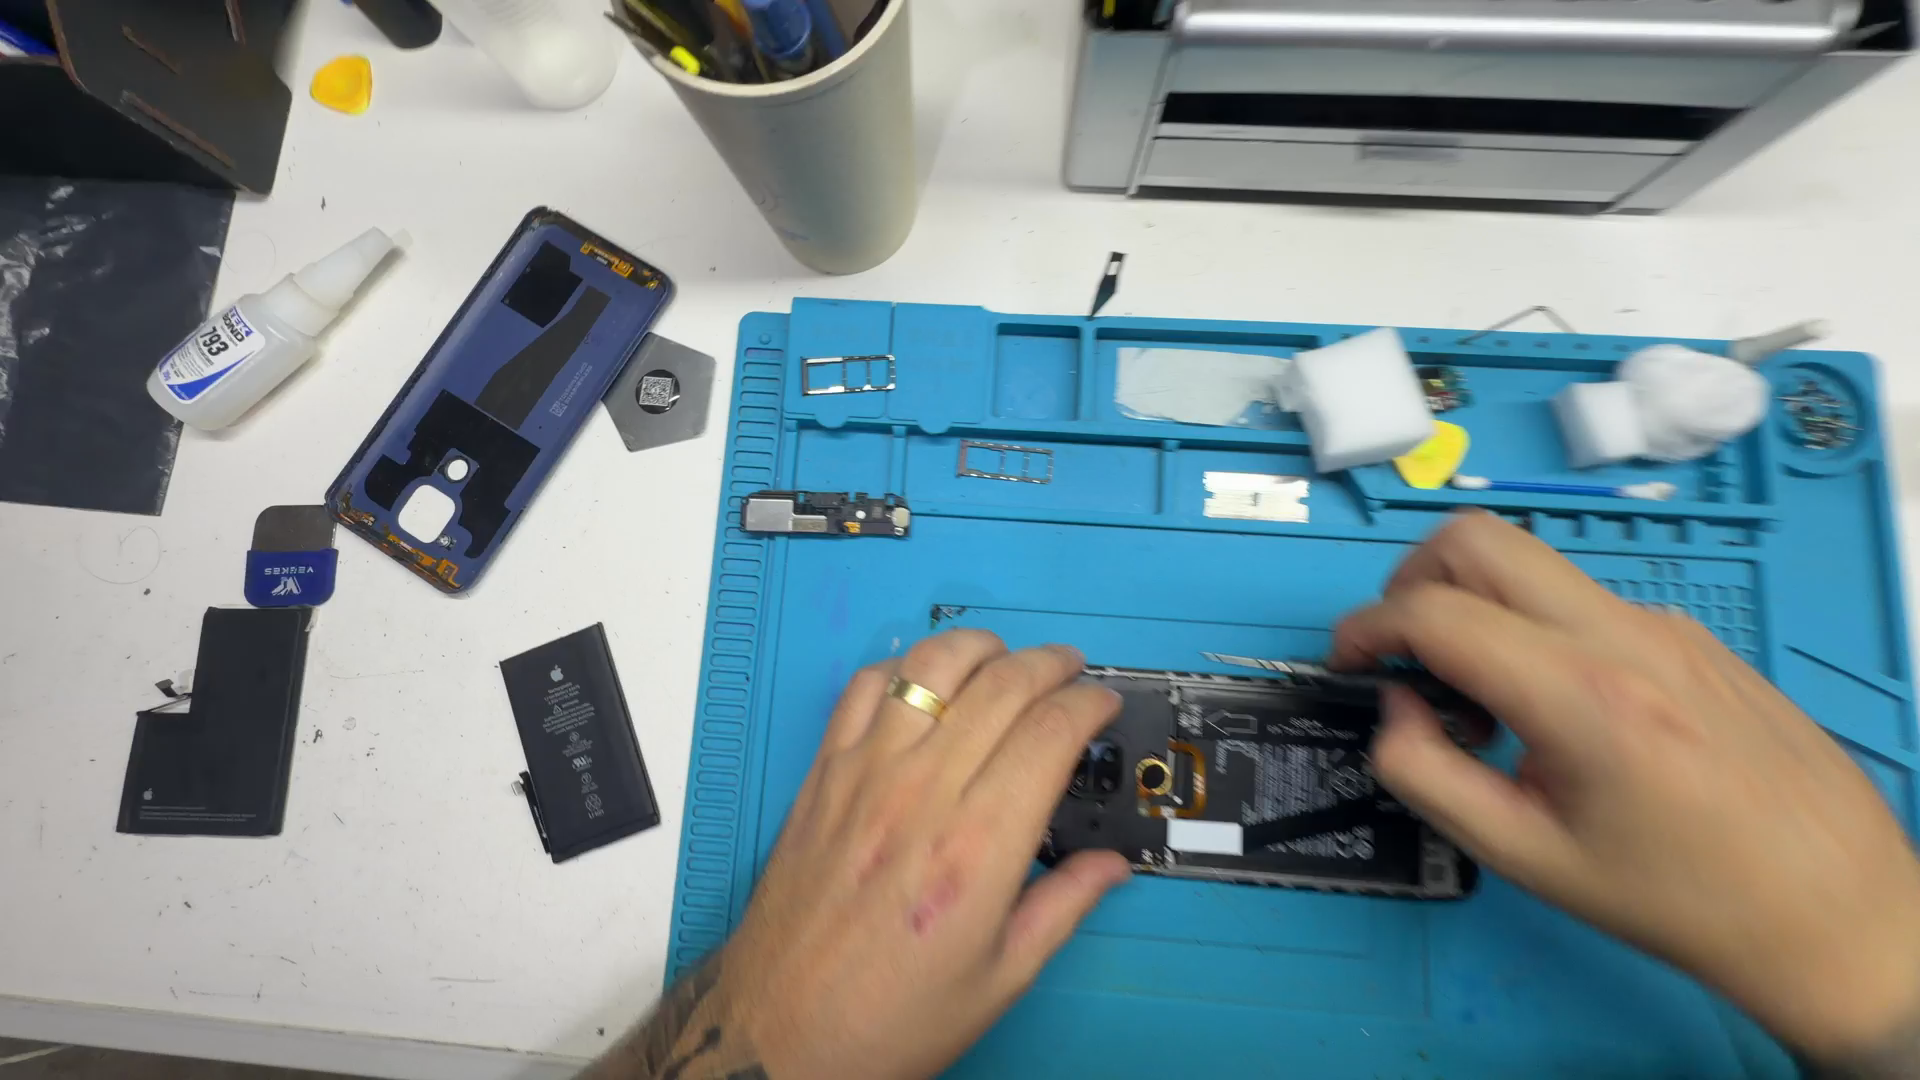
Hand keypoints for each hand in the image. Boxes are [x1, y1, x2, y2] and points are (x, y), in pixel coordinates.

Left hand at [588, 631, 1128, 1079]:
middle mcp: (924, 790)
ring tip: (1005, 657)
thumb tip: (1112, 865)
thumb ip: (1065, 907)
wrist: (783, 1029)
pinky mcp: (826, 767)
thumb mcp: (1001, 978)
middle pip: (1003, 685)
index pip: (1051, 733)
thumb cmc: (894, 1015)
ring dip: (980, 646)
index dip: (1088, 703)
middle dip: (1051, 662)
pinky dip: (903, 665)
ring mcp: (867, 770)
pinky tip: (926, 679)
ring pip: (932, 665)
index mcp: (980, 845)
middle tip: (1071, 668)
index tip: (1102, 703)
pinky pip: (864, 685)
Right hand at [1332, 512, 1919, 1066]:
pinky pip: (1566, 594)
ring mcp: (1660, 623)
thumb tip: (1397, 701)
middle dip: (1407, 580)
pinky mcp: (1684, 631)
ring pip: (1521, 557)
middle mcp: (1621, 633)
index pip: (1433, 611)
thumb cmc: (1668, 895)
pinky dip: (1516, 620)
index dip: (1363, 627)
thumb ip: (1420, 769)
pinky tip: (1540, 695)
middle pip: (1474, 539)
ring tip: (1468, 680)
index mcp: (1580, 694)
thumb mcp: (1516, 852)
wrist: (1847, 920)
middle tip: (1399, 647)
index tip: (1345, 664)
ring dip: (1461, 597)